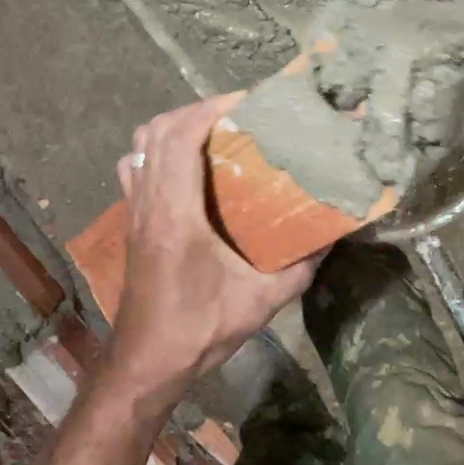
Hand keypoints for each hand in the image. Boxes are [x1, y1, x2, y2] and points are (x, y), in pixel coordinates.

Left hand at [106, 95, 320, 402]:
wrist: (146, 363)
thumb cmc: (200, 329)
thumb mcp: (260, 302)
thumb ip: (300, 268)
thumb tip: (331, 235)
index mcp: (177, 215)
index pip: (180, 140)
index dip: (208, 109)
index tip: (244, 101)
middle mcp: (150, 203)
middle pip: (158, 131)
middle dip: (196, 110)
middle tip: (235, 114)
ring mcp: (135, 211)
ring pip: (141, 145)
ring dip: (174, 126)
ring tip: (212, 129)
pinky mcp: (132, 222)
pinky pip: (134, 168)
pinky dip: (155, 150)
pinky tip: (183, 161)